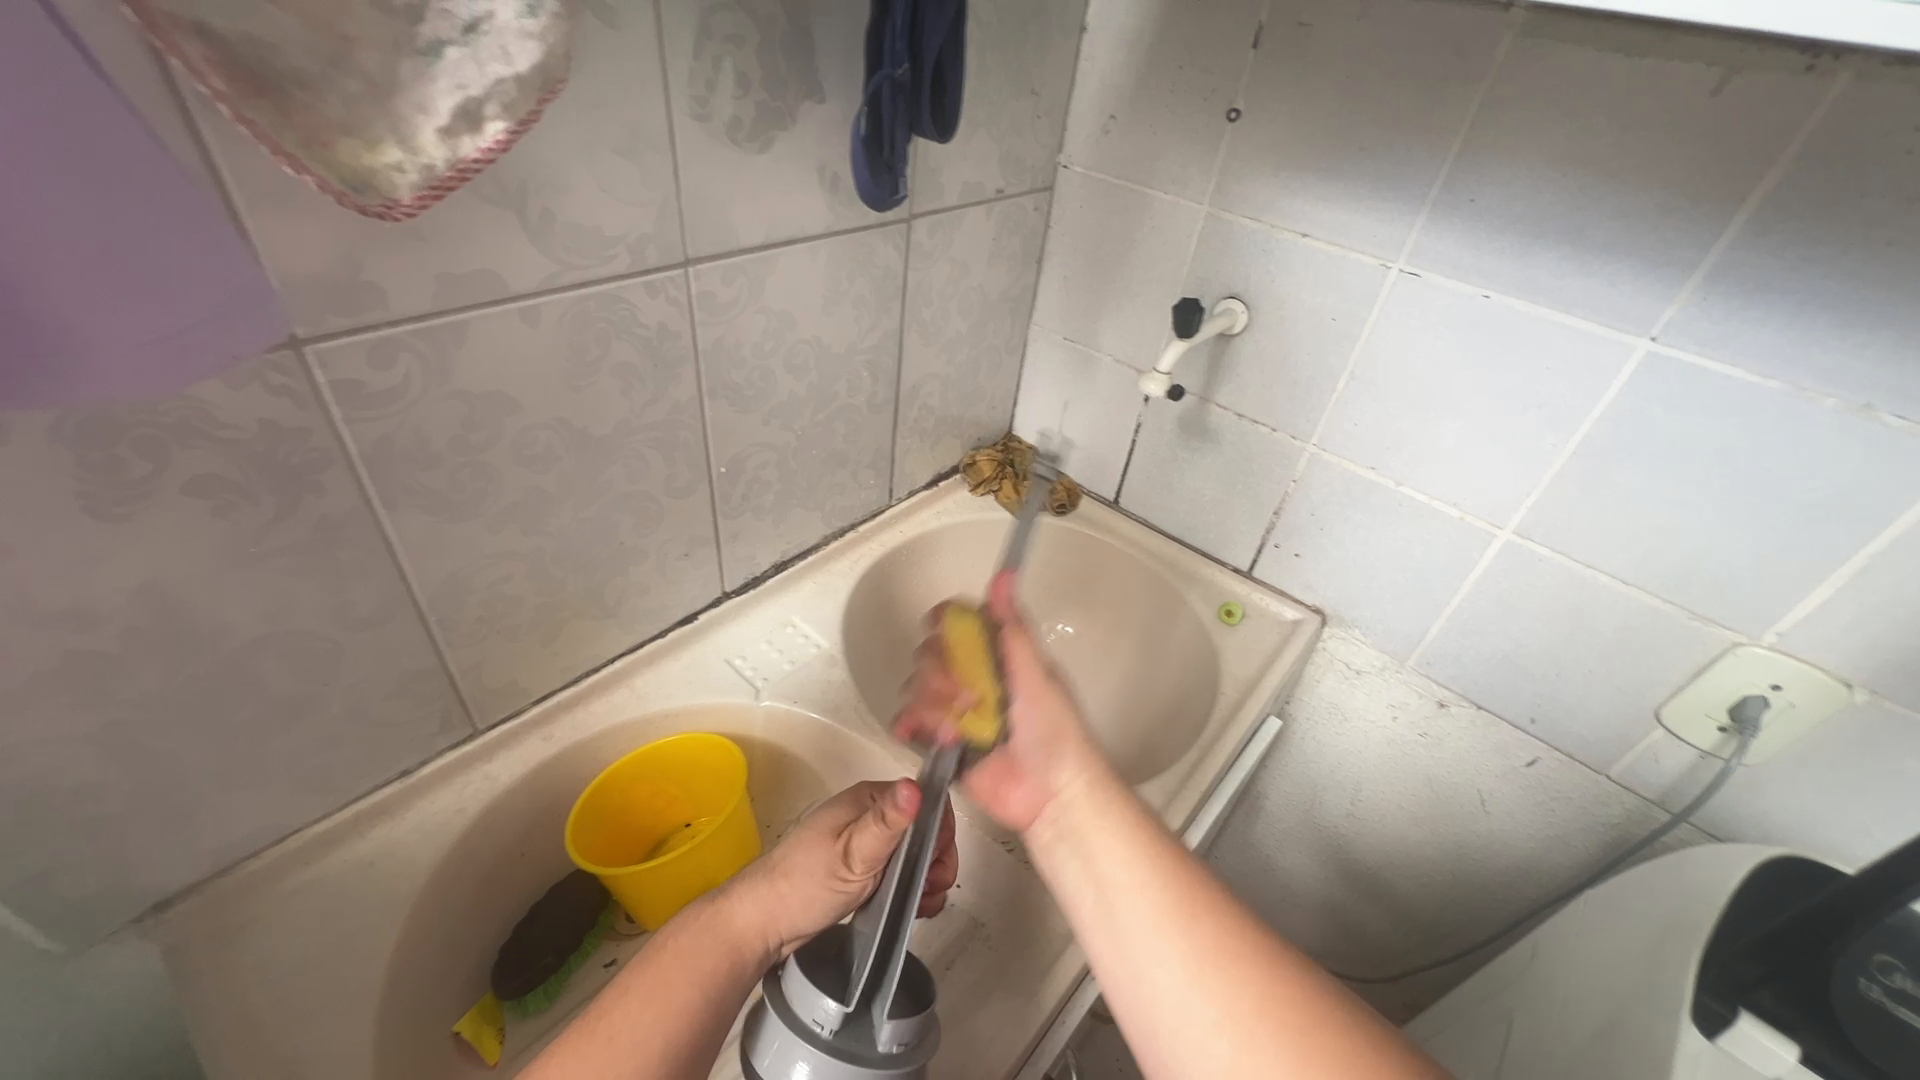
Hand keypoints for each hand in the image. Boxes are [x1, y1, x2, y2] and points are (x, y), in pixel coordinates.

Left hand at [719, 779, 956, 959]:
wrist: (764, 924)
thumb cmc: (806, 884)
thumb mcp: (852, 854)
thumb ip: (886, 823)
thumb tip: (915, 787)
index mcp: (869, 800)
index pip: (926, 802)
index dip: (939, 832)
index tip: (935, 863)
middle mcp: (871, 816)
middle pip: (926, 831)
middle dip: (936, 861)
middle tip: (927, 890)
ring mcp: (867, 845)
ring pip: (918, 856)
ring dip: (927, 880)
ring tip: (918, 905)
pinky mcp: (865, 872)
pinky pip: (903, 875)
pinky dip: (913, 891)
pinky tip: (910, 910)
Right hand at [893, 571, 1106, 833]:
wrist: (1052, 793)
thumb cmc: (1057, 734)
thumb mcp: (1037, 672)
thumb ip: (1013, 627)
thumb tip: (1004, 577)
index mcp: (997, 656)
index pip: (958, 623)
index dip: (945, 621)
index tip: (942, 628)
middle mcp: (973, 678)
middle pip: (930, 652)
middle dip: (940, 672)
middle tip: (968, 695)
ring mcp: (956, 710)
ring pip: (917, 686)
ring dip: (933, 704)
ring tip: (960, 725)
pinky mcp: (942, 742)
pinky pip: (910, 723)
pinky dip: (913, 725)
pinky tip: (933, 733)